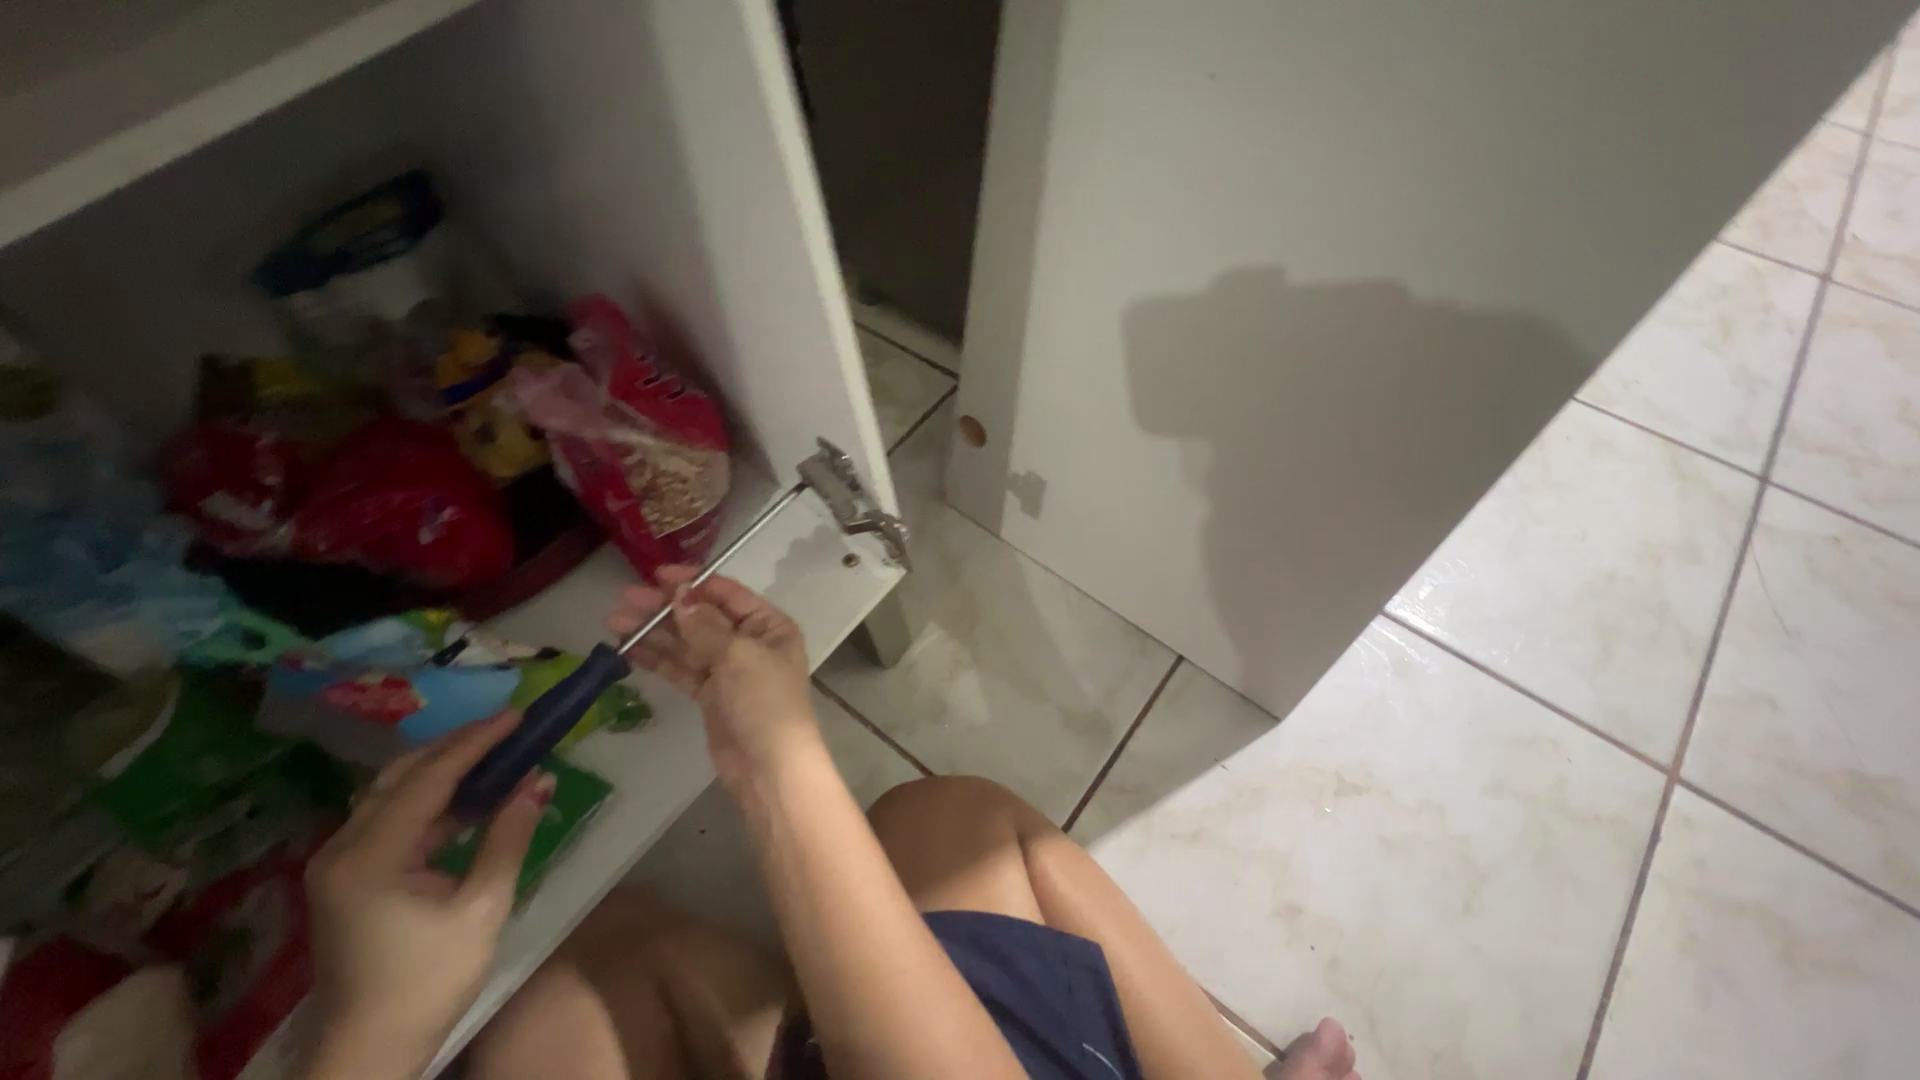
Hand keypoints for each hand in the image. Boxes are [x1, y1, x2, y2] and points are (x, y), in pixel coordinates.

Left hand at [304, 711, 553, 1079]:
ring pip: (391, 794)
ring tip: (494, 753)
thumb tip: (540, 781)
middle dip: (456, 747)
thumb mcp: (482, 907)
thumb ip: (508, 837)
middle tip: (507, 728)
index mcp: (370, 856)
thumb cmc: (430, 981)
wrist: (368, 1050)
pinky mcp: (347, 876)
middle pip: (401, 777)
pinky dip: (430, 800)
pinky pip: (389, 819)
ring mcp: (338, 862)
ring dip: (441, 770)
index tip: (517, 716)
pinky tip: (468, 798)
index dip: (476, 742)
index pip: (428, 779)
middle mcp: (343, 848)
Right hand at [608, 566, 819, 790]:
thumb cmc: (764, 702)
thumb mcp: (738, 655)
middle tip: (623, 599)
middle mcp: (751, 642)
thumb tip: (680, 595)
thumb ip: (705, 625)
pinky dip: (657, 658)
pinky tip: (628, 649)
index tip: (656, 576)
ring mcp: (729, 670)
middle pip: (703, 616)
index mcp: (769, 625)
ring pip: (687, 643)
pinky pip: (681, 669)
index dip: (693, 582)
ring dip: (654, 632)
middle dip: (665, 608)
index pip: (728, 593)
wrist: (769, 767)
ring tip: (614, 621)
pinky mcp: (711, 696)